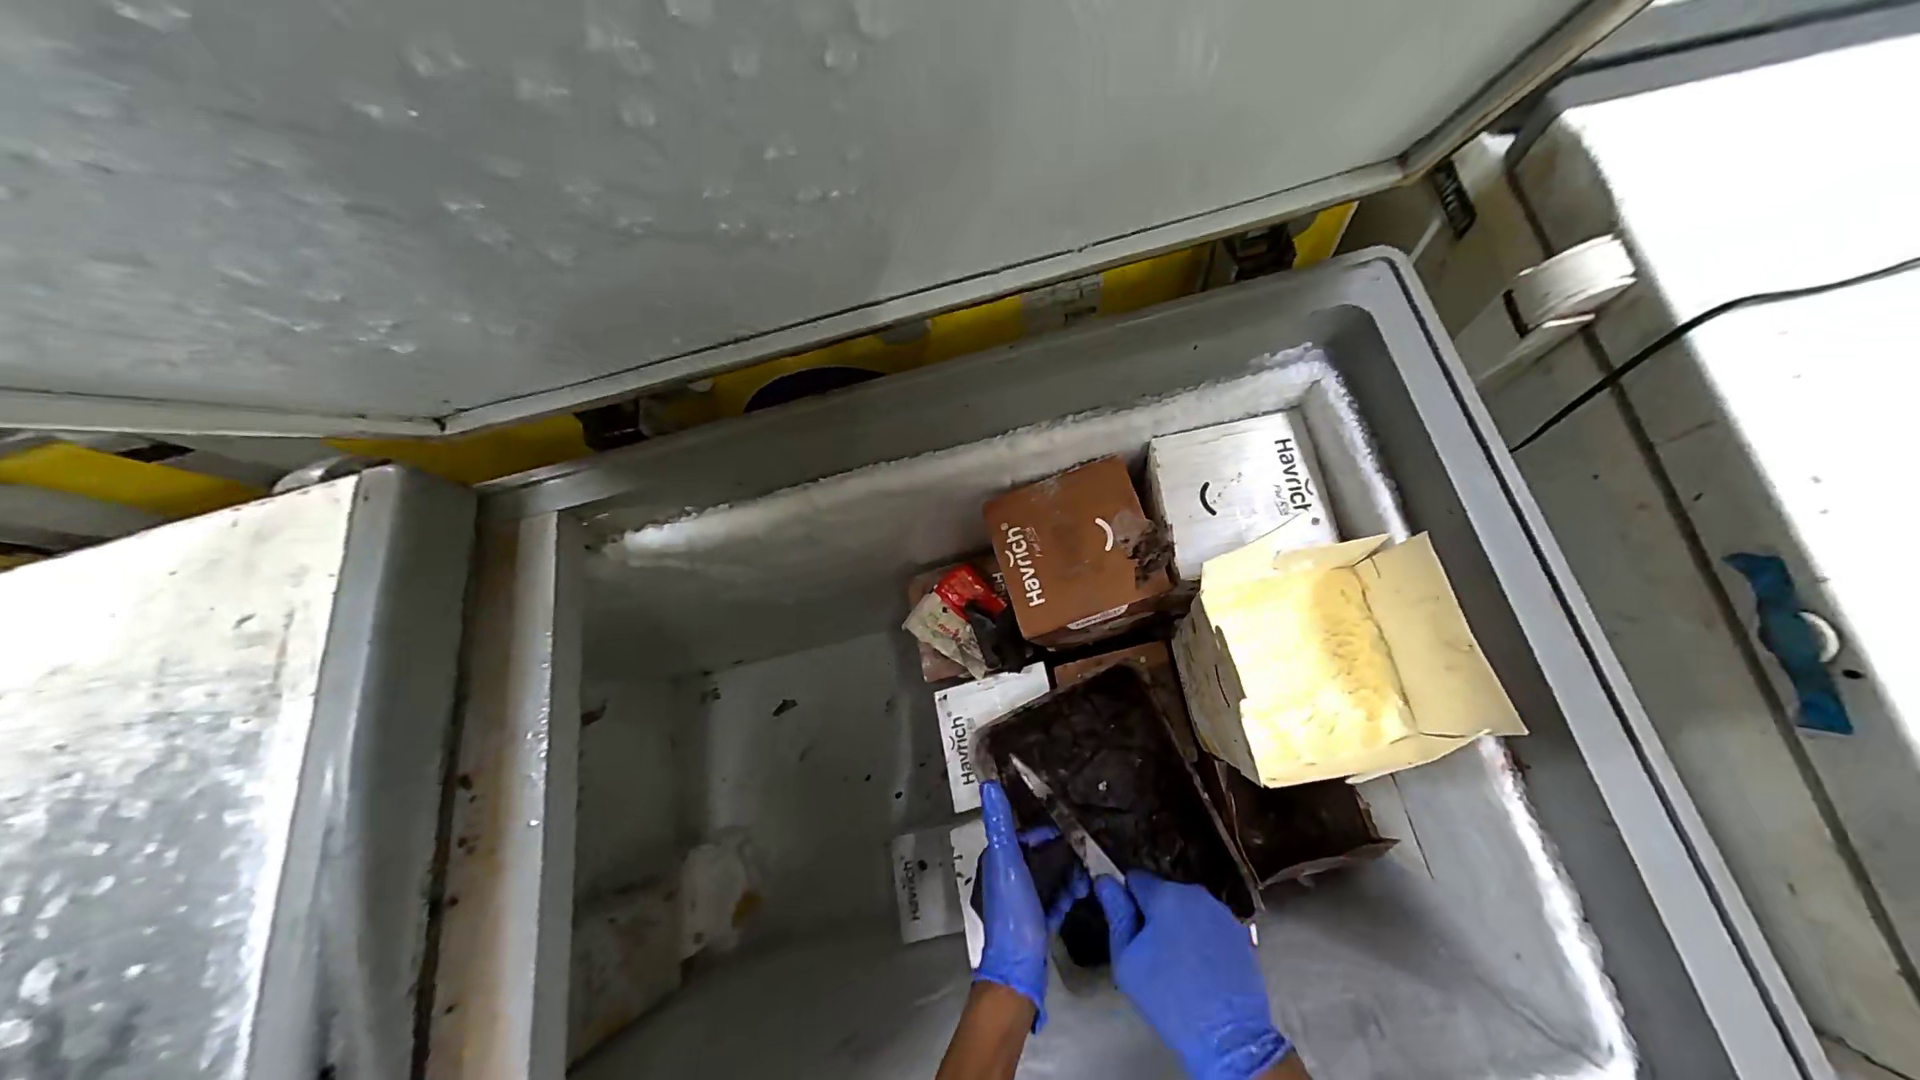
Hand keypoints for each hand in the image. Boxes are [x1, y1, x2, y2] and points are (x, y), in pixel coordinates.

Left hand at [974, 780, 1087, 1028]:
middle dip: (1061, 852)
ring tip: (1088, 874)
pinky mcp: (1039, 920)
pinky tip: (1085, 891)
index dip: (1043, 832)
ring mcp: (1023, 901)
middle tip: (1086, 852)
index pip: (1022, 836)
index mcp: (996, 861)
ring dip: (1068, 872)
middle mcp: (1007, 878)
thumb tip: (988, 783)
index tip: (1067, 831)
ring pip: (1049, 877)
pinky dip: (1069, 892)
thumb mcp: (1006, 859)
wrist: (1019, 963)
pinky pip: (1057, 898)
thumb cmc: (1011, 908)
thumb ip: (999, 823)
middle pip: (1038, 856)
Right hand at [1095, 871, 1289, 1079]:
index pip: (1134, 878)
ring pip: (1186, 909)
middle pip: (1162, 893)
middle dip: (1153, 913)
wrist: (1229, 1037)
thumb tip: (1104, 880)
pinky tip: (1200, 970)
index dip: (1127, 902)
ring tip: (1177, 964)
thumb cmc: (1168, 996)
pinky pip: (1208, 925)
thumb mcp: (1126, 959)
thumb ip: (1116, 914)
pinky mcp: (1240, 935)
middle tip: (1150, 953)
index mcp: (1165, 894)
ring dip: (1177, 925)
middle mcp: (1195, 893)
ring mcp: (1221, 913)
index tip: (1129, 932)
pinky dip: (1200, 938)